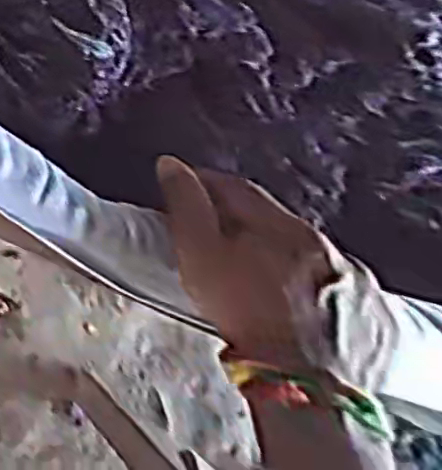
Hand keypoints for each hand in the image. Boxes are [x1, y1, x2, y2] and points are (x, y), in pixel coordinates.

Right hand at [157, 156, 389, 384]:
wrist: (305, 379)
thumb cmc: (240, 305)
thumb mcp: (197, 248)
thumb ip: (185, 202)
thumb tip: (172, 164)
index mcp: (285, 226)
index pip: (236, 186)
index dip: (201, 181)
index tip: (178, 187)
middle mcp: (328, 245)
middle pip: (271, 217)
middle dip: (236, 215)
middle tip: (204, 228)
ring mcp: (356, 279)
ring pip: (301, 248)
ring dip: (270, 245)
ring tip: (243, 262)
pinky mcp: (371, 309)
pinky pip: (326, 277)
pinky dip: (299, 273)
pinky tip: (282, 290)